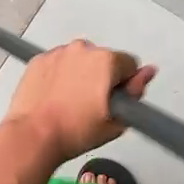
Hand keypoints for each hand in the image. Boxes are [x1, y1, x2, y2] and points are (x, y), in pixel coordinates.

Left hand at [0, 40, 156, 163]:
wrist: (33, 135)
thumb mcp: (117, 119)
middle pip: (102, 59)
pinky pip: (57, 63)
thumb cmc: (77, 131)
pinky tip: (53, 95)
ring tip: (68, 101)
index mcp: (106, 60)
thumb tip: (149, 70)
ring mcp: (57, 52)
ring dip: (79, 73)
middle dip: (101, 76)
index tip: (110, 102)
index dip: (123, 85)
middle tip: (89, 104)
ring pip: (78, 59)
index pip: (129, 65)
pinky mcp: (37, 60)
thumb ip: (136, 91)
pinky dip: (58, 74)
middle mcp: (82, 48)